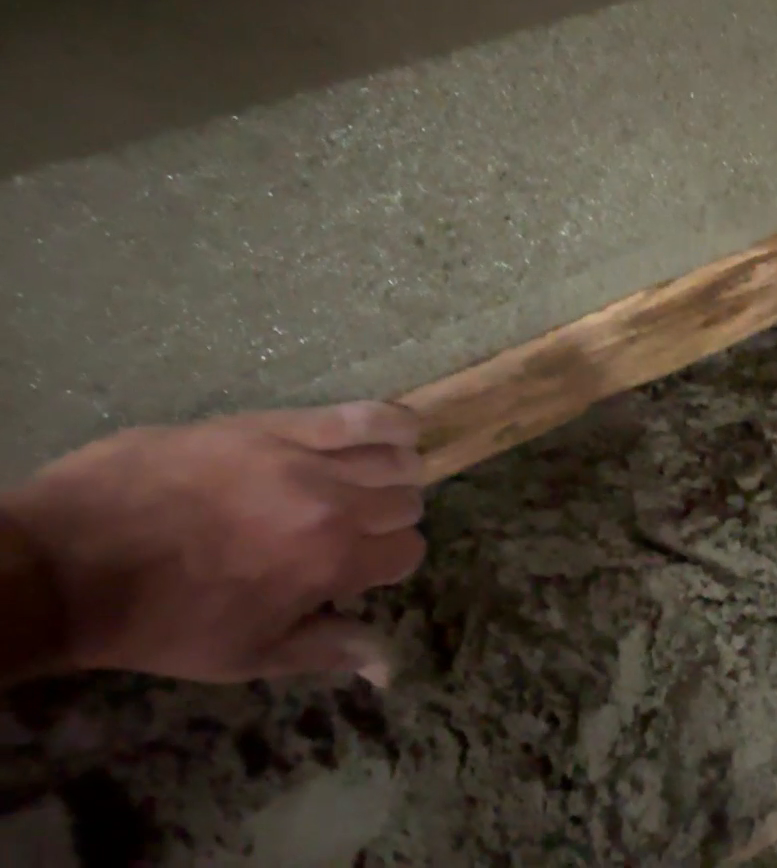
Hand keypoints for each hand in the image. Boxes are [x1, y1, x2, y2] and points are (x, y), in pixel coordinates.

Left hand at [0, 402, 425, 683]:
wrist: (59, 566)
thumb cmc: (155, 622)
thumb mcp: (243, 656)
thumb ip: (327, 651)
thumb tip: (390, 668)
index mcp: (332, 563)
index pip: (409, 552)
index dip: (385, 564)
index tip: (355, 568)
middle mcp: (335, 507)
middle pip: (408, 503)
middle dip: (384, 521)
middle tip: (347, 528)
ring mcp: (308, 460)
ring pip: (399, 459)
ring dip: (391, 476)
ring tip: (361, 483)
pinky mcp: (279, 426)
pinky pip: (365, 415)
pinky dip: (392, 424)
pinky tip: (392, 435)